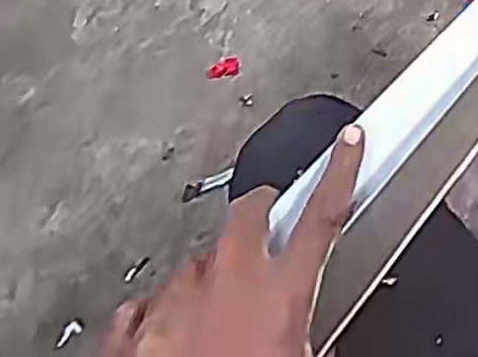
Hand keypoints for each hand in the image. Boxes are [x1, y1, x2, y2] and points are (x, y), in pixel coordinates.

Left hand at [106, 125, 364, 356]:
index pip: (324, 214)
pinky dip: (158, 312)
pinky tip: (167, 331)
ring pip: (196, 262)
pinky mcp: (128, 339)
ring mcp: (173, 309)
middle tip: (265, 225)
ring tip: (215, 314)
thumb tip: (309, 330)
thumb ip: (303, 329)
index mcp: (279, 295)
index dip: (341, 169)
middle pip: (248, 216)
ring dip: (208, 277)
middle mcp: (227, 286)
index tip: (349, 140)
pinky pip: (143, 306)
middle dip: (259, 212)